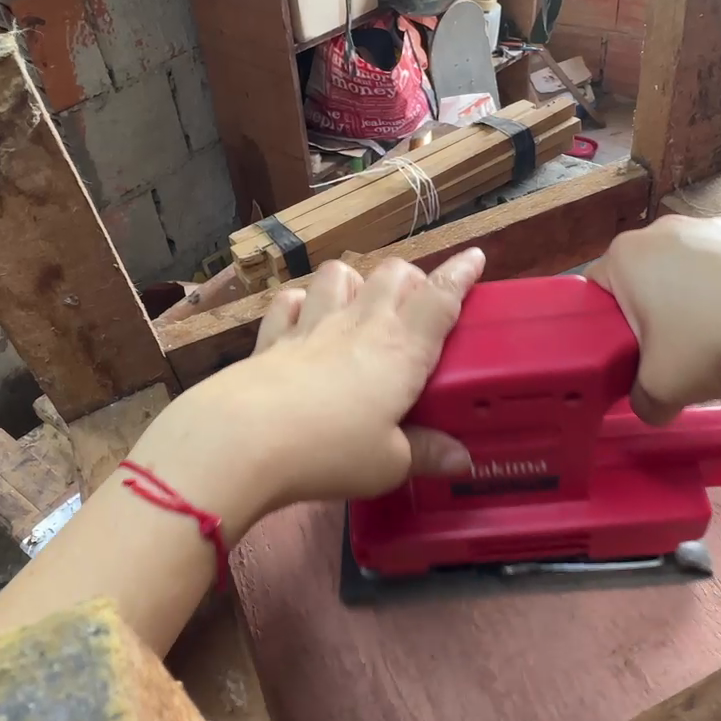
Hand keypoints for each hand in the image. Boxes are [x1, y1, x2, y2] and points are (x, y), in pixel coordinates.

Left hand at [127, 250, 484, 533]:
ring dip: (355, 280)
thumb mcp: (389, 464)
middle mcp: (361, 324)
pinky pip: (290, 300)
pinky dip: (301, 303)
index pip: (441, 299)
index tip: (475, 256)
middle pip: (393, 275)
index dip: (461, 274)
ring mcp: (313, 324)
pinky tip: (304, 317)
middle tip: (418, 302)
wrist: (245, 438)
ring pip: (339, 274)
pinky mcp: (273, 336)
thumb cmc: (331, 451)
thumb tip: (461, 459)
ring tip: (359, 302)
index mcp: (402, 349)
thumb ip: (425, 454)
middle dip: (412, 278)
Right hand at [588, 216, 720, 422]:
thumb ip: (642, 403)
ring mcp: (713, 224)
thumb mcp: (664, 390)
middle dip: (651, 316)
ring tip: (720, 343)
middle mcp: (662, 230)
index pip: (594, 292)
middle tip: (669, 356)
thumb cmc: (715, 341)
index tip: (626, 357)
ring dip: (694, 304)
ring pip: (687, 272)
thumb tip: (651, 407)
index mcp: (626, 256)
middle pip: (641, 280)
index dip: (604, 329)